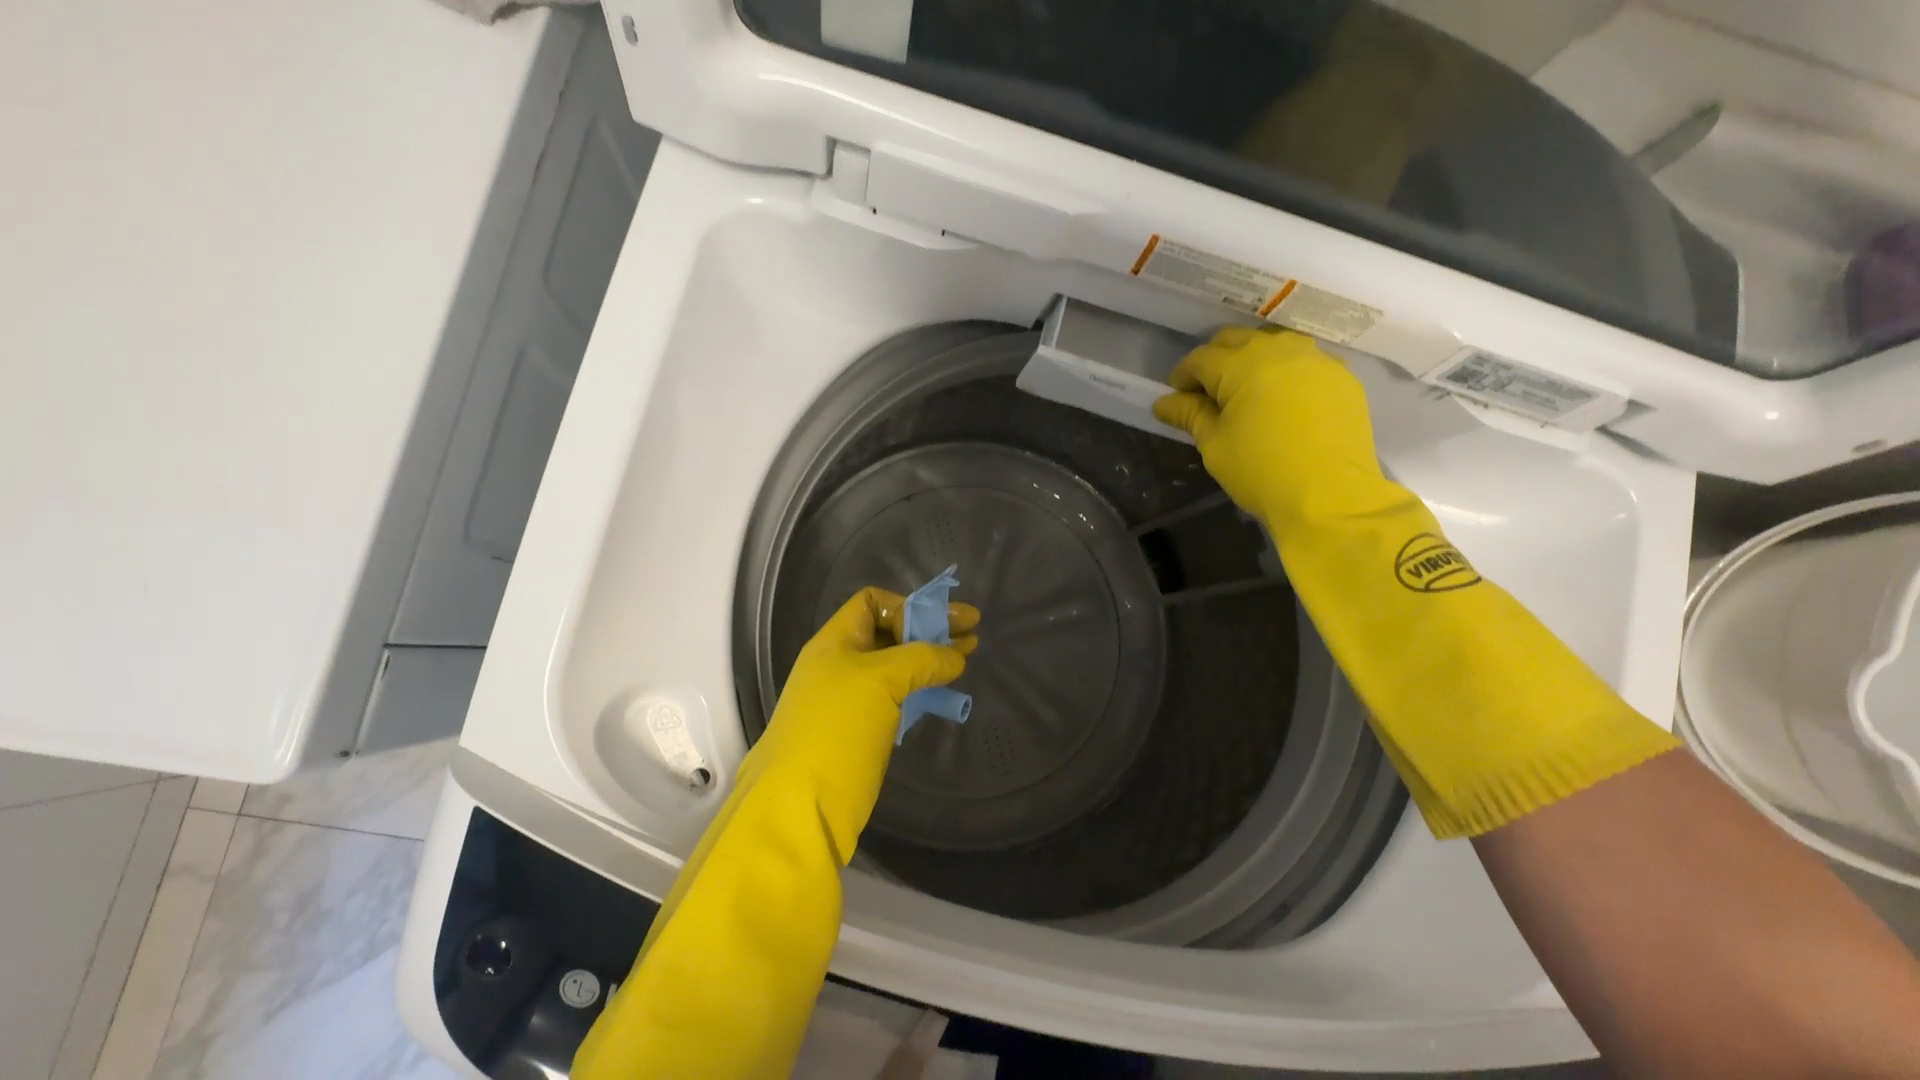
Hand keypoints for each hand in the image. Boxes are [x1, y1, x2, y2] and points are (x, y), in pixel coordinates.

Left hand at [760, 587, 978, 830]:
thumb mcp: (881, 680)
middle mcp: (840, 665)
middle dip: (929, 630)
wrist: (802, 803)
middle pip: (888, 633)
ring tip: (967, 660)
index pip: (872, 603)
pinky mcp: (862, 730)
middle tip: (974, 634)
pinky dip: (921, 689)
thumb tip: (955, 655)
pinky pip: (896, 697)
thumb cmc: (837, 728)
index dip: (908, 605)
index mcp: (835, 642)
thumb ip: (921, 659)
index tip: (944, 621)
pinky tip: (945, 693)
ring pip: (895, 667)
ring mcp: (850, 700)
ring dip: (930, 660)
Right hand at [1152, 327, 1389, 527]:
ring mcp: (1315, 359)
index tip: (1177, 399)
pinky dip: (1286, 372)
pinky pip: (1305, 362)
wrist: (1330, 497)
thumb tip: (1164, 403)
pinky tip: (1284, 400)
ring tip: (1247, 392)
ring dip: (1252, 360)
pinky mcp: (1341, 376)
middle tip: (1209, 393)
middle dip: (1215, 360)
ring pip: (1273, 344)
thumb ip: (1190, 415)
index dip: (1183, 377)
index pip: (1200, 358)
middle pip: (1235, 340)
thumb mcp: (1215, 445)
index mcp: (1241, 364)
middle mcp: (1278, 349)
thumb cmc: (1262, 472)